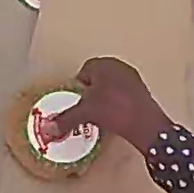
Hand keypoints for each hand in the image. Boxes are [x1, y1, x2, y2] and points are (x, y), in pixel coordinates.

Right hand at [54, 57, 172, 154]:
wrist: (145, 125)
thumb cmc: (114, 109)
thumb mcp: (85, 113)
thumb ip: (65, 119)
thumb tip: (48, 128)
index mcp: (104, 64)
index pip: (85, 69)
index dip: (78, 85)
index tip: (75, 98)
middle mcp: (120, 66)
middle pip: (98, 76)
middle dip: (91, 90)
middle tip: (85, 106)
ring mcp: (133, 78)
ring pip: (112, 85)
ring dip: (104, 96)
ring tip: (99, 112)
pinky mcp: (142, 91)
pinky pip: (123, 93)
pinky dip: (117, 102)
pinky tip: (114, 116)